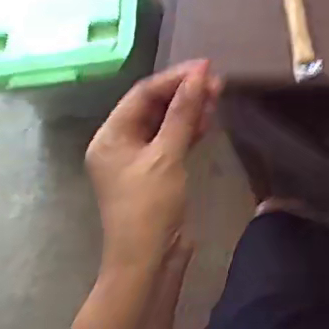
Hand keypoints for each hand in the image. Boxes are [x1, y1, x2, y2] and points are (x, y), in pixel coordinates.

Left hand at [85, 60, 221, 275]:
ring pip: (164, 123)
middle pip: (152, 106)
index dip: (174, 77)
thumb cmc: (150, 208)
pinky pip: (171, 141)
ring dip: (189, 109)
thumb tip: (199, 75)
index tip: (206, 67)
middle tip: (216, 81)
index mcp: (110, 136)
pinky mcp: (156, 173)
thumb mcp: (167, 156)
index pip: (142, 94)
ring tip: (218, 95)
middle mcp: (120, 144)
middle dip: (184, 92)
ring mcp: (138, 160)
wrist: (148, 261)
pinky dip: (188, 129)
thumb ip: (183, 113)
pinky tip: (208, 119)